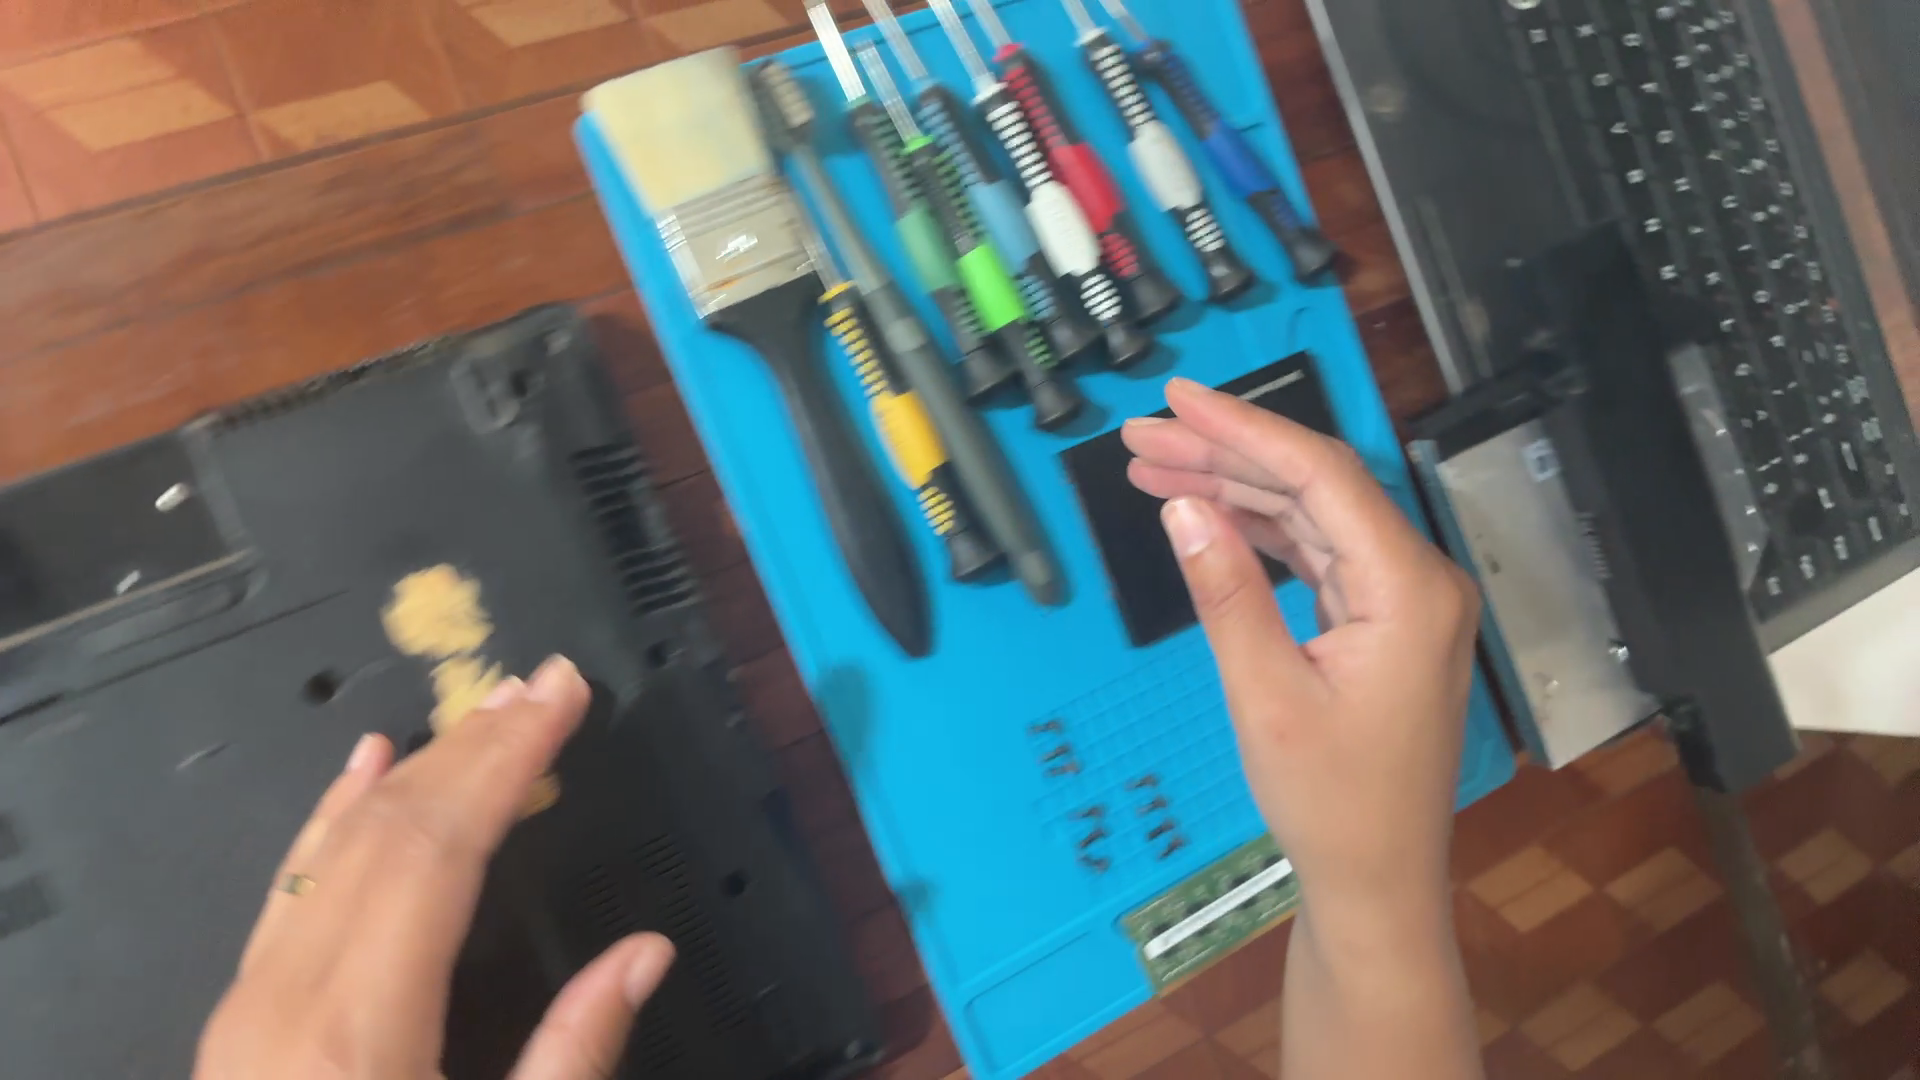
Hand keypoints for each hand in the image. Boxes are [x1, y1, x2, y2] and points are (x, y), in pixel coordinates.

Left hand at [196, 656, 674, 1079]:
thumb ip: (572, 1054)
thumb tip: (650, 950)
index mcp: (359, 1023)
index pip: (444, 842)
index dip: (511, 756)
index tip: (565, 696)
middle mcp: (291, 993)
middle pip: (395, 824)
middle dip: (481, 740)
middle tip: (547, 681)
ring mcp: (252, 1001)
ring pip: (341, 841)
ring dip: (426, 762)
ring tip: (490, 709)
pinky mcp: (244, 1013)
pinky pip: (290, 882)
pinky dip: (333, 810)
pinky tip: (364, 762)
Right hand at [1123, 377, 1478, 925]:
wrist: (1372, 876)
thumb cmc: (1325, 796)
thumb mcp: (1263, 693)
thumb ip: (1225, 591)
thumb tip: (1182, 506)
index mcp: (1406, 587)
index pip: (1319, 476)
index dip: (1244, 428)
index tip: (1177, 399)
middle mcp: (1411, 576)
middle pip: (1308, 486)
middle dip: (1221, 454)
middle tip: (1140, 438)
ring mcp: (1392, 596)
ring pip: (1302, 515)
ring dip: (1228, 489)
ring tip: (1151, 469)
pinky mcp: (1368, 616)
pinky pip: (1304, 552)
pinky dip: (1249, 531)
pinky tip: (1201, 514)